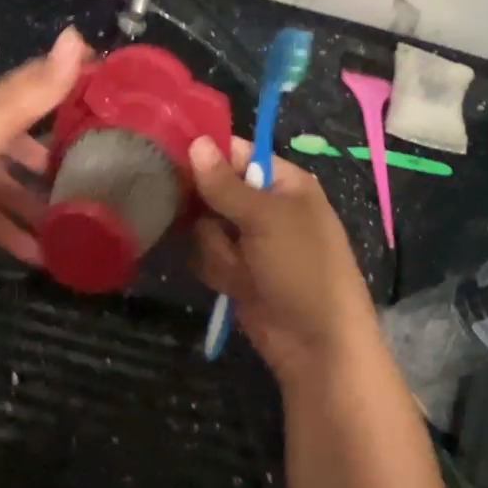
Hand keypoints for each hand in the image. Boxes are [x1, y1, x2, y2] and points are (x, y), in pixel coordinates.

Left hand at [0, 27, 90, 262]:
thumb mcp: (2, 112)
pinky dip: (14, 236)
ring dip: (42, 208)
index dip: (75, 91)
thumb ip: (43, 85)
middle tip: (105, 186)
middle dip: (63, 164)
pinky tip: (41, 257)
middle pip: (33, 148)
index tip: (119, 104)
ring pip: (16, 189)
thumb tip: (78, 33)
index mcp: (1, 107)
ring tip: (80, 231)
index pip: (44, 91)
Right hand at [188, 136, 377, 382]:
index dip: (205, 153)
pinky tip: (234, 285)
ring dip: (215, 247)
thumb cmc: (303, 270)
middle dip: (206, 209)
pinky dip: (216, 269)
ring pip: (203, 225)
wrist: (317, 346)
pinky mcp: (234, 270)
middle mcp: (264, 206)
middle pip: (212, 188)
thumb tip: (196, 142)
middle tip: (201, 217)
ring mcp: (248, 240)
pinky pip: (205, 255)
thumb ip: (225, 184)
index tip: (170, 154)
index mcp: (284, 183)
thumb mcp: (266, 219)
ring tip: (239, 267)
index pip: (235, 153)